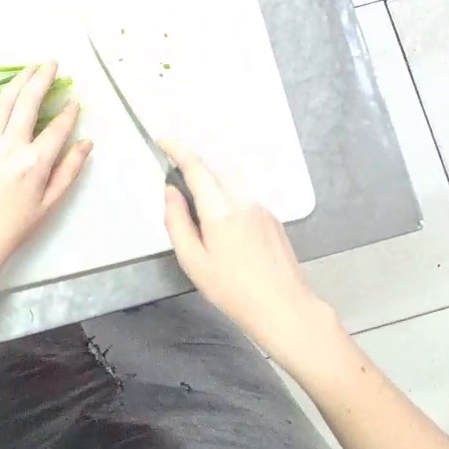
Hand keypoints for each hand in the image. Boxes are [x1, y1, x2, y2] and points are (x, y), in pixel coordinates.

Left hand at [0, 62, 92, 275]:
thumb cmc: (14, 227)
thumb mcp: (50, 203)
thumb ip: (70, 171)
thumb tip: (87, 142)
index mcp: (36, 162)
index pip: (58, 128)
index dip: (70, 112)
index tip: (76, 101)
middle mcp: (12, 146)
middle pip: (30, 103)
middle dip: (44, 79)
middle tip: (53, 64)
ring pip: (4, 102)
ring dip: (19, 80)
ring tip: (31, 67)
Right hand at [160, 140, 338, 351]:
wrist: (285, 309)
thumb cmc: (232, 290)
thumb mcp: (193, 261)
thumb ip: (177, 221)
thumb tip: (171, 191)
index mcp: (221, 210)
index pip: (197, 167)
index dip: (178, 150)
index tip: (162, 139)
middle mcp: (243, 201)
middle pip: (214, 173)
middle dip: (193, 171)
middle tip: (176, 187)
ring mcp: (262, 208)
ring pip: (229, 187)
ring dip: (211, 190)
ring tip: (202, 223)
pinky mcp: (272, 219)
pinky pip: (242, 200)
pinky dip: (227, 204)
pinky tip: (226, 236)